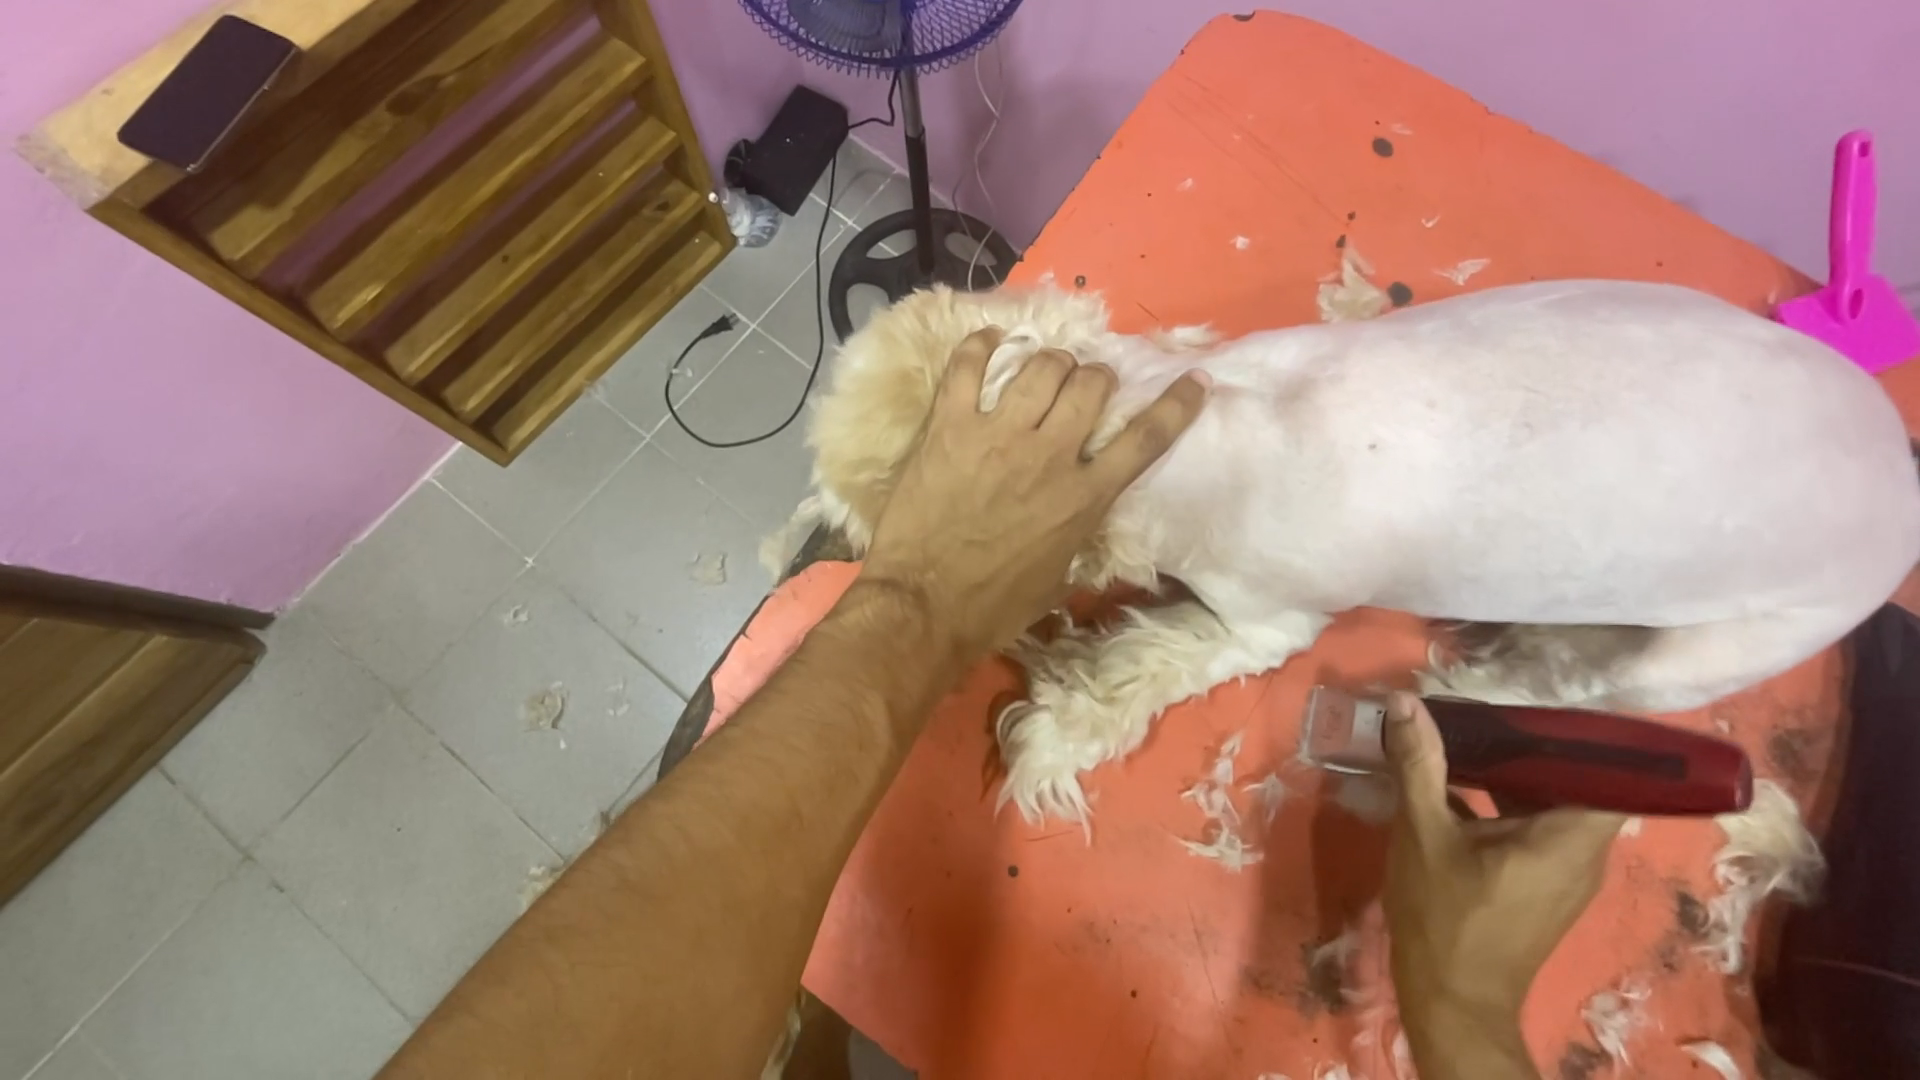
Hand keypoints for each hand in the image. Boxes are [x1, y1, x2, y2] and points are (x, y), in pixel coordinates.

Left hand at [857, 327, 1208, 659]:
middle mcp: (1050, 455)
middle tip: (1082, 386)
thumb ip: (1078, 536)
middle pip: (1091, 385)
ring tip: (1043, 367)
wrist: (924, 607)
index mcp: (1084, 498)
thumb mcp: (1058, 580)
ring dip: (1051, 361)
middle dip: (1095, 378)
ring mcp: (998, 434)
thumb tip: (1083, 517)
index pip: (1144, 439)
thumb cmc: (993, 606)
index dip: (1175, 404)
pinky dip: (982, 345)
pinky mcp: (949, 426)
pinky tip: (990, 340)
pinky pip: (968, 366)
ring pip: (1042, 367)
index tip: (1193, 381)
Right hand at [1383, 692, 1623, 1078]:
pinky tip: (1455, 781)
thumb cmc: (1445, 914)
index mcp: (1568, 839)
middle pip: (1578, 782)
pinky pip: (1533, 824)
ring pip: (1551, 802)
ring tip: (1464, 735)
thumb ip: (1418, 765)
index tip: (1542, 702)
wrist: (1450, 996)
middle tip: (1484, 709)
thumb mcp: (1424, 833)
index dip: (1588, 735)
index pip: (1616, 775)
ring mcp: (1561, 870)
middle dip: (1532, 743)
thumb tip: (1405, 703)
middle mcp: (1581, 852)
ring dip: (1513, 770)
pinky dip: (1503, 798)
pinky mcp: (1539, 881)